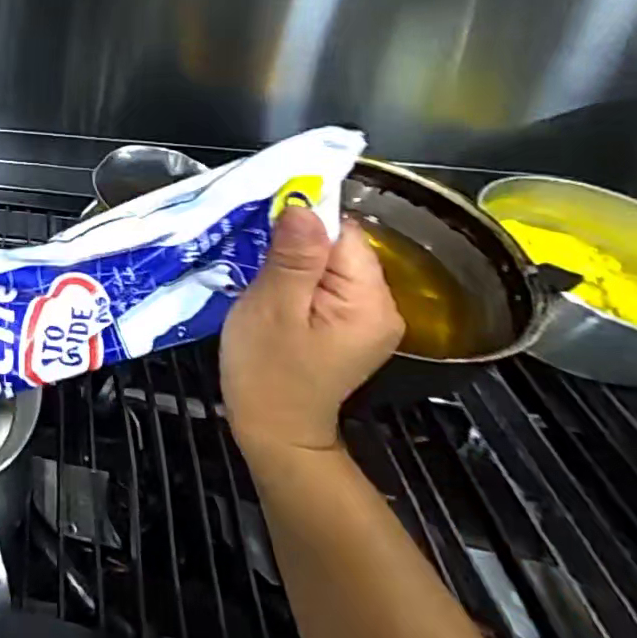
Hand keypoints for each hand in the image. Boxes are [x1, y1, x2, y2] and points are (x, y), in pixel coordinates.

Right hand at [221, 206, 403, 455]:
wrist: (274, 432)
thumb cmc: (267, 371)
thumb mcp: (273, 307)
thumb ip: (293, 256)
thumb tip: (305, 204)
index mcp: (369, 300)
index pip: (344, 232)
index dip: (304, 219)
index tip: (264, 220)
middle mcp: (381, 304)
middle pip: (340, 245)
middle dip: (296, 240)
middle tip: (255, 249)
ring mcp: (367, 316)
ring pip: (330, 261)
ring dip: (294, 257)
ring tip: (260, 268)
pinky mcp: (349, 323)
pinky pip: (326, 281)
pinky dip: (298, 276)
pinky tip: (273, 286)